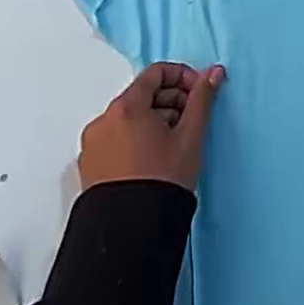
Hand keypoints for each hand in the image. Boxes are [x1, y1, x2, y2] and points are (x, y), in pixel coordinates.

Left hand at [78, 62, 224, 190]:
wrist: (131, 232)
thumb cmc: (163, 178)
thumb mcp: (191, 134)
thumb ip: (203, 97)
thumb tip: (214, 72)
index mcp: (125, 107)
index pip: (156, 73)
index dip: (183, 76)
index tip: (199, 92)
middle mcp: (102, 122)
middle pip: (142, 94)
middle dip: (172, 99)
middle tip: (192, 118)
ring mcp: (92, 145)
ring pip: (130, 117)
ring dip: (157, 119)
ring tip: (177, 141)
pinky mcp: (89, 167)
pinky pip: (117, 137)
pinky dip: (138, 137)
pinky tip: (157, 156)